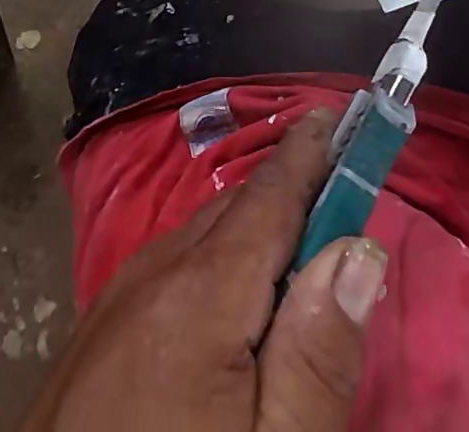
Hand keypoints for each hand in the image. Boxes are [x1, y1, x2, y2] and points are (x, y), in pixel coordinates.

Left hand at [22, 108, 387, 431]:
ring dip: (255, 218)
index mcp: (201, 293)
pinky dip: (219, 249)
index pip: (267, 202)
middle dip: (287, 184)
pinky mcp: (110, 315)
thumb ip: (316, 353)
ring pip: (203, 232)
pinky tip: (237, 279)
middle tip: (336, 166)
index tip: (334, 115)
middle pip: (236, 210)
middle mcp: (157, 270)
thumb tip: (357, 252)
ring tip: (302, 218)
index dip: (306, 158)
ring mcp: (125, 289)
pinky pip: (177, 258)